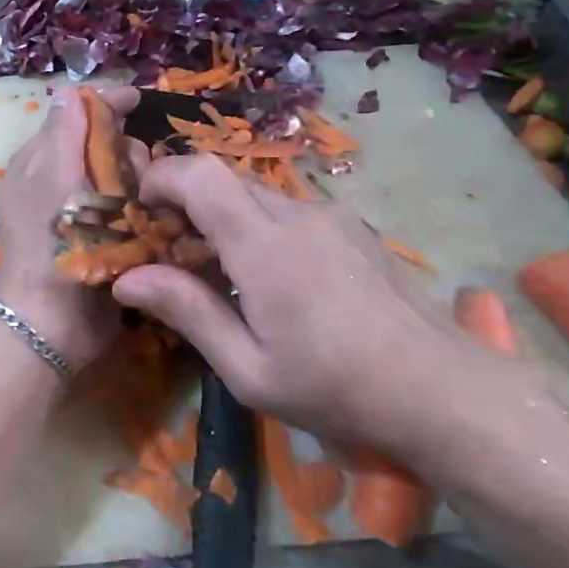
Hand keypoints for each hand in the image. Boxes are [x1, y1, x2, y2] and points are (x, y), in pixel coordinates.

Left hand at [0, 85, 144, 369]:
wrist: (51, 321)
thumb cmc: (50, 239)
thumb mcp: (52, 174)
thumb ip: (63, 129)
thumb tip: (71, 91)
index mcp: (43, 159)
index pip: (79, 115)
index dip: (109, 104)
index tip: (139, 100)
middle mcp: (63, 179)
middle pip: (110, 144)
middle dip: (128, 153)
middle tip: (131, 180)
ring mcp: (85, 211)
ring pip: (128, 175)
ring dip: (140, 183)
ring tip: (141, 207)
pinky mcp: (105, 239)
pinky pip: (135, 207)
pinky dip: (145, 208)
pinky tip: (152, 220)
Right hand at [111, 154, 549, 461]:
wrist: (442, 390)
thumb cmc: (337, 390)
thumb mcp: (250, 370)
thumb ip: (188, 313)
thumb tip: (126, 280)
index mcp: (266, 248)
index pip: (200, 176)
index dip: (161, 177)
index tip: (139, 206)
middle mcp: (297, 214)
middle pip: (225, 177)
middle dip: (187, 197)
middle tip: (170, 244)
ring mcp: (331, 215)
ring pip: (257, 192)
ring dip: (224, 212)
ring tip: (219, 266)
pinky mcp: (352, 225)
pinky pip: (289, 208)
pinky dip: (260, 223)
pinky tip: (271, 273)